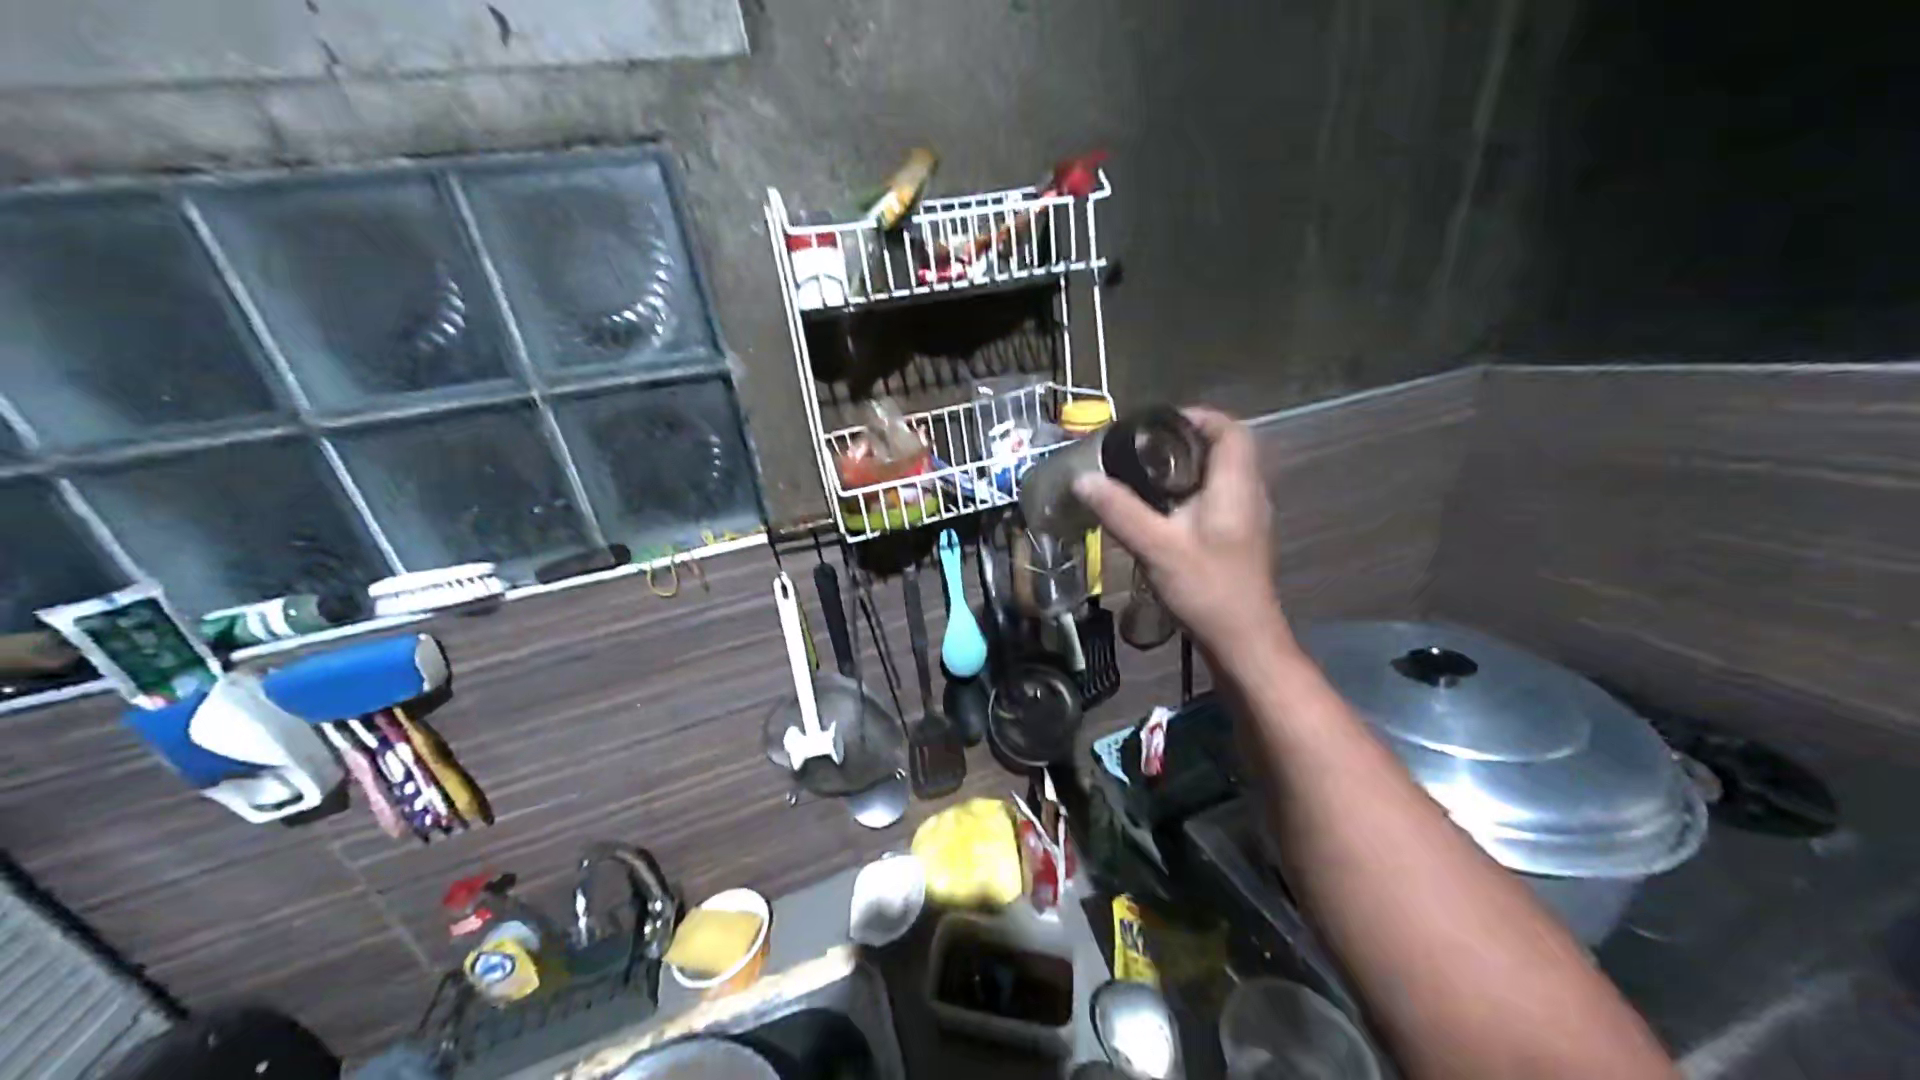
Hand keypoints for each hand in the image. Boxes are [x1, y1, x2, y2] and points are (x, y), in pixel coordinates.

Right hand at [1072, 408, 1292, 658]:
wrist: (1242, 640)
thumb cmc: (1206, 589)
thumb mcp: (1156, 547)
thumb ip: (1120, 511)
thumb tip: (1083, 479)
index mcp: (1235, 486)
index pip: (1230, 430)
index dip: (1199, 417)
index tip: (1159, 423)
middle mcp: (1248, 494)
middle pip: (1226, 449)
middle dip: (1187, 441)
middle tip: (1145, 449)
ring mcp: (1248, 518)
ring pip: (1222, 475)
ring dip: (1190, 467)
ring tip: (1148, 475)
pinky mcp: (1240, 538)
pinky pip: (1219, 497)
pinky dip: (1193, 491)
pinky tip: (1163, 510)